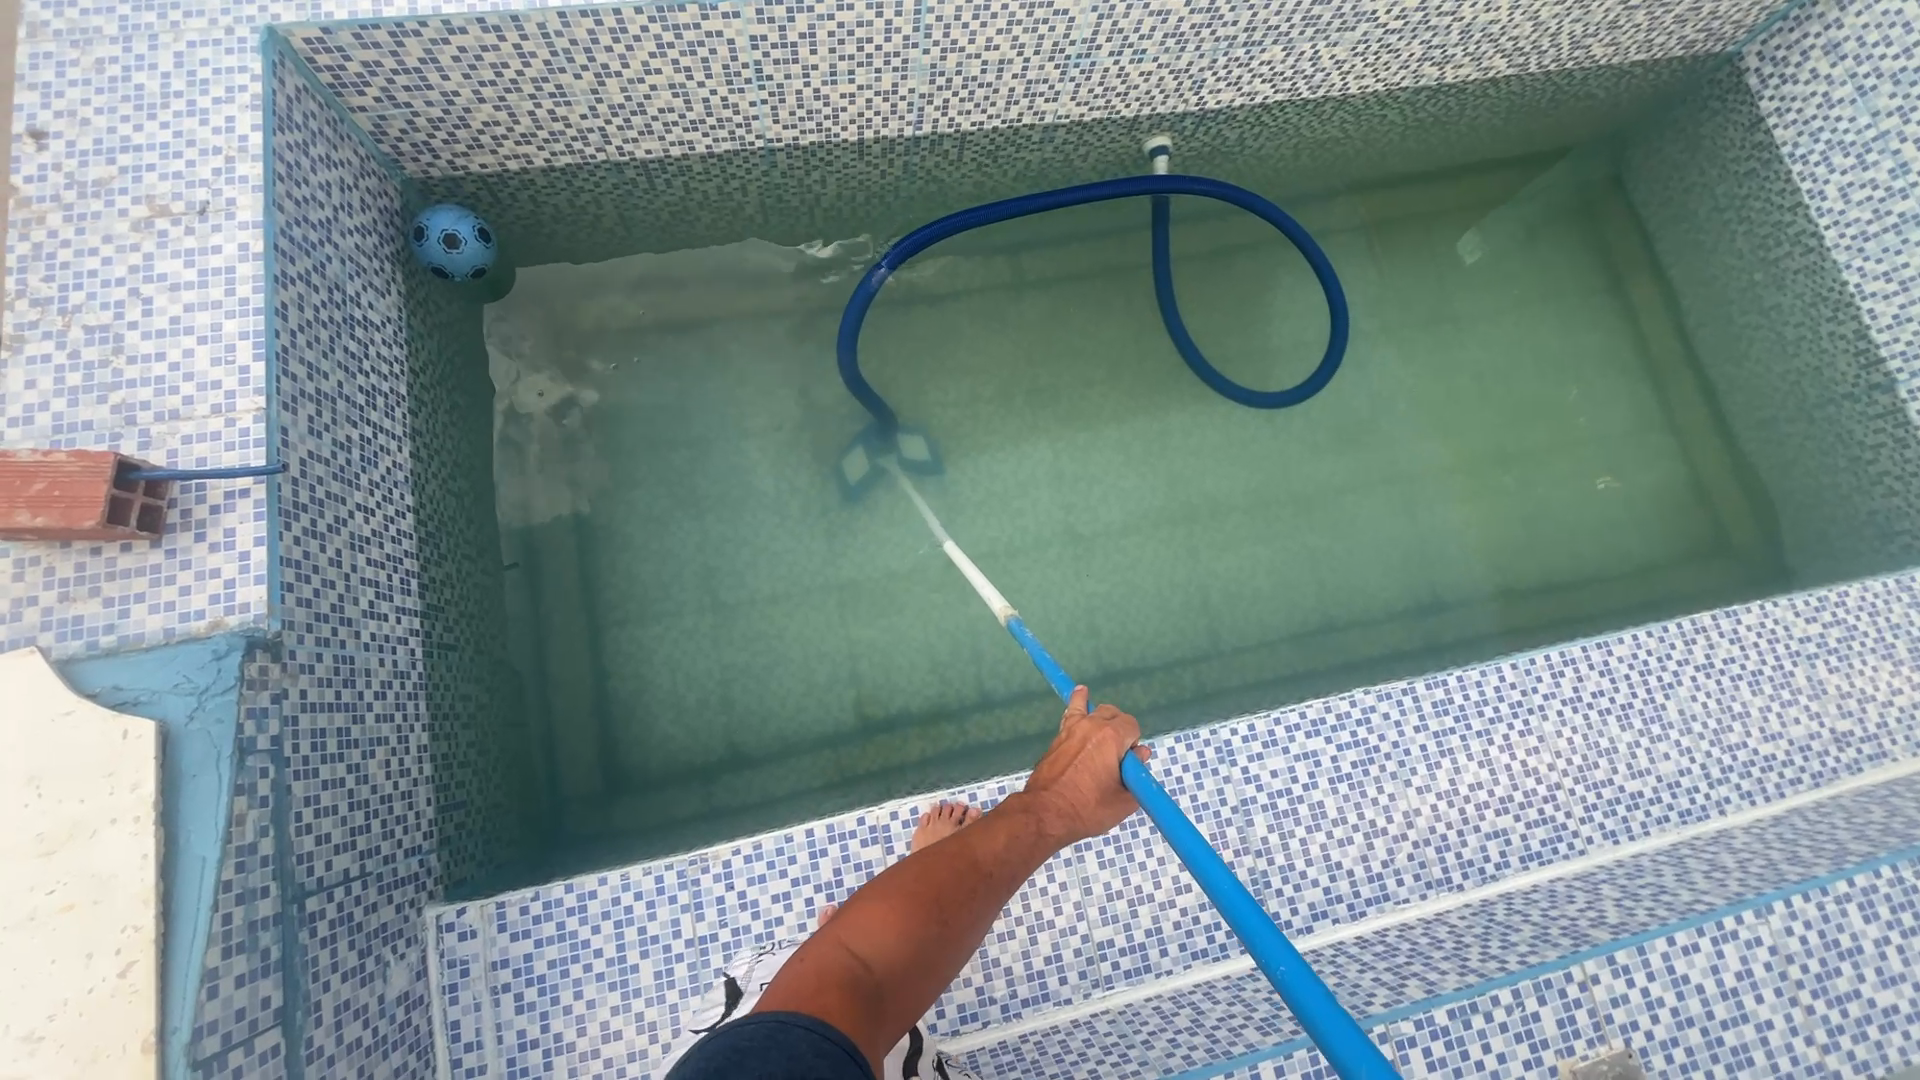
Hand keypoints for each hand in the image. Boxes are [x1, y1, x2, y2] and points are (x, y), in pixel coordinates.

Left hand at [1020, 686, 1149, 844]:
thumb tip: (1139, 756)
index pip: (1132, 725)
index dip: (1134, 742)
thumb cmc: (1088, 809)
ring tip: (1105, 720)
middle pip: (1113, 714)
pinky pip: (1072, 712)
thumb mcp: (1123, 800)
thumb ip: (1137, 775)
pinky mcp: (1059, 736)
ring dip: (1101, 715)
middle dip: (1120, 728)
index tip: (1128, 763)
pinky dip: (1078, 703)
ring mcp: (1072, 728)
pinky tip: (1081, 693)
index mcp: (1111, 737)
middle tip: (1117, 756)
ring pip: (1092, 709)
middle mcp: (1092, 725)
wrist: (1046, 812)